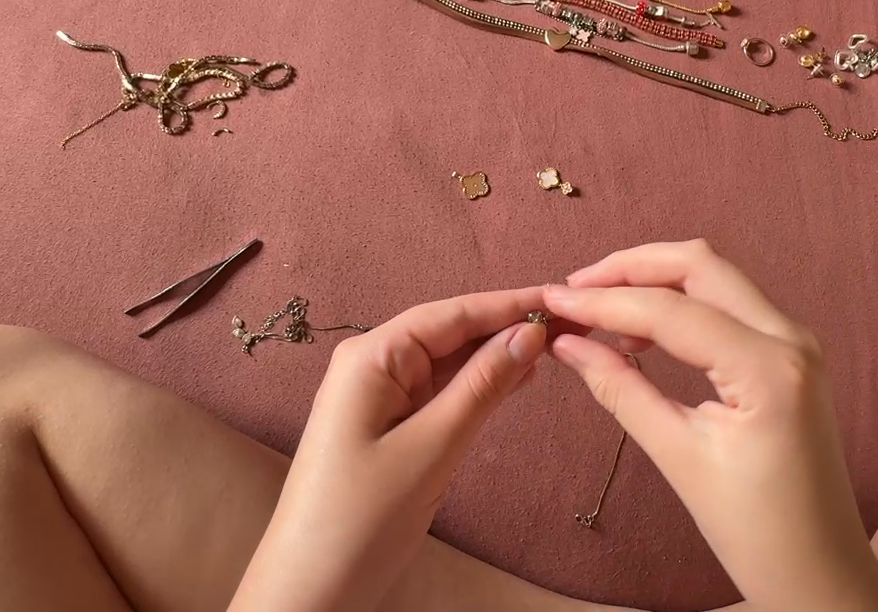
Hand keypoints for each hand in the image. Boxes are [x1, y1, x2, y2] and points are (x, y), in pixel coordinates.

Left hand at [229, 287, 548, 611]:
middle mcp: (375, 362)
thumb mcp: (432, 448)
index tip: (559, 295)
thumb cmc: (362, 520)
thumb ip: (482, 386)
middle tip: (569, 320)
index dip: (509, 303)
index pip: (453, 314)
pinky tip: (518, 376)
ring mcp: (381, 393)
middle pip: (452, 332)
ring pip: (450, 361)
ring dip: (498, 354)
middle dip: (508, 326)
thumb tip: (529, 333)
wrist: (308, 595)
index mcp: (373, 355)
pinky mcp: (390, 423)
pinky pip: (442, 391)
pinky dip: (480, 384)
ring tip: (556, 342)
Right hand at [545, 240, 877, 611]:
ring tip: (597, 304)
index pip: (670, 310)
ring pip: (712, 273)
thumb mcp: (678, 458)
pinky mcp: (786, 349)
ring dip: (652, 277)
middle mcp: (788, 336)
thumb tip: (566, 344)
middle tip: (576, 288)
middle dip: (630, 267)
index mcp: (767, 368)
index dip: (604, 301)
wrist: (824, 576)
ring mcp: (793, 338)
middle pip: (698, 263)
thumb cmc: (757, 533)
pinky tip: (639, 328)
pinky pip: (724, 300)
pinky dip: (677, 299)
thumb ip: (619, 389)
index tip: (553, 300)